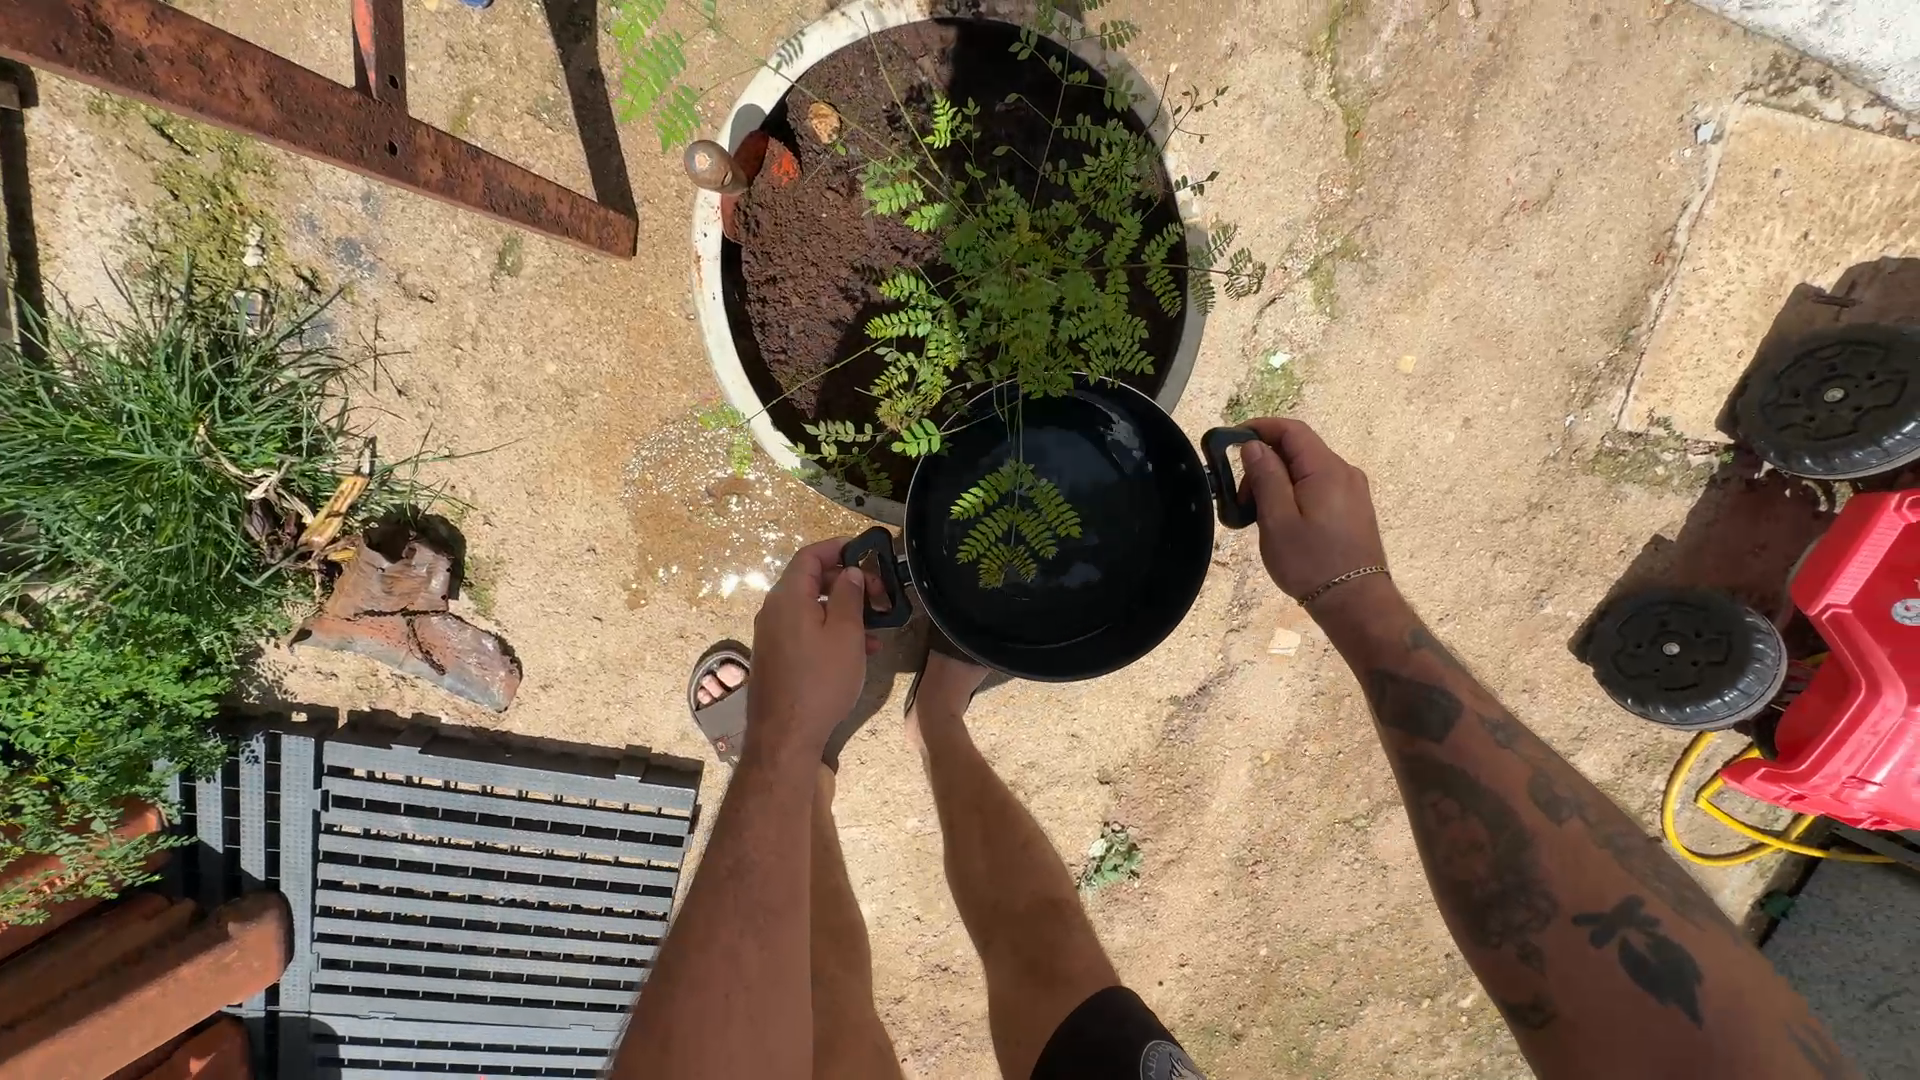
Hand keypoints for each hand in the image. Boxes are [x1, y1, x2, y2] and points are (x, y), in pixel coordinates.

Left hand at [746, 538, 876, 766]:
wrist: (786, 736)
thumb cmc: (820, 680)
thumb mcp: (845, 633)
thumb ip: (848, 596)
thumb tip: (850, 573)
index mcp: (788, 597)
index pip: (809, 556)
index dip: (837, 548)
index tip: (865, 552)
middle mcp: (774, 611)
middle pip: (810, 581)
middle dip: (847, 582)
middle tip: (879, 594)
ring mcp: (773, 635)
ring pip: (812, 608)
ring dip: (844, 610)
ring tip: (878, 625)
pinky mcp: (778, 657)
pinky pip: (807, 630)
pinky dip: (832, 630)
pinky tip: (861, 649)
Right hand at [1235, 418, 1389, 603]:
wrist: (1354, 601)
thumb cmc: (1310, 562)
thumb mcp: (1276, 519)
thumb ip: (1265, 477)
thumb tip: (1254, 446)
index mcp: (1326, 470)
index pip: (1292, 430)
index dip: (1260, 428)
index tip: (1231, 441)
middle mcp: (1344, 473)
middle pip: (1298, 450)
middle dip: (1263, 464)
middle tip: (1241, 498)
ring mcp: (1352, 491)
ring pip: (1305, 471)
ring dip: (1275, 482)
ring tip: (1257, 515)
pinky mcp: (1352, 509)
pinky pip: (1316, 487)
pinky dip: (1291, 494)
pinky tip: (1279, 521)